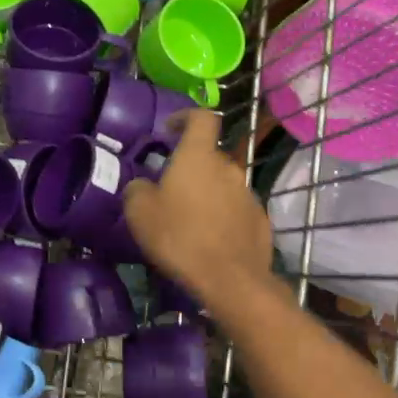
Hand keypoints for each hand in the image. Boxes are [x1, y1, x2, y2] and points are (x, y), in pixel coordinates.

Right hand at [123, 110, 276, 314]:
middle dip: (191, 166)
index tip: (170, 130)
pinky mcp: (260, 220)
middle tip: (170, 188)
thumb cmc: (179, 237)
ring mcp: (249, 194)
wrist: (230, 280)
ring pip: (223, 184)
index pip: (201, 118)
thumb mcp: (139, 212)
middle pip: (209, 155)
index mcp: (198, 157)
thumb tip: (143, 185)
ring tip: (190, 218)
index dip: (185, 117)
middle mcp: (228, 168)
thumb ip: (137, 189)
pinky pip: (236, 209)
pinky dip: (223, 215)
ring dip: (207, 193)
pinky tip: (210, 239)